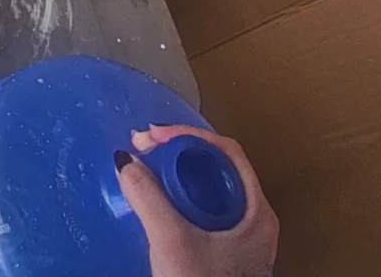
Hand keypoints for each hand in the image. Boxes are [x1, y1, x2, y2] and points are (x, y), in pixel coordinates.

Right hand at [118, 125, 278, 276]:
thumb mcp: (171, 241)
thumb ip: (147, 197)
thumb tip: (124, 159)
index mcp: (256, 212)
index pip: (226, 151)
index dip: (188, 134)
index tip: (152, 137)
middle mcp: (252, 217)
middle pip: (215, 163)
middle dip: (174, 147)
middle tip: (140, 145)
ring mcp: (238, 233)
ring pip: (205, 183)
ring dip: (171, 167)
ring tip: (140, 164)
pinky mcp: (221, 246)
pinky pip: (198, 203)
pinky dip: (173, 189)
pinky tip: (152, 194)